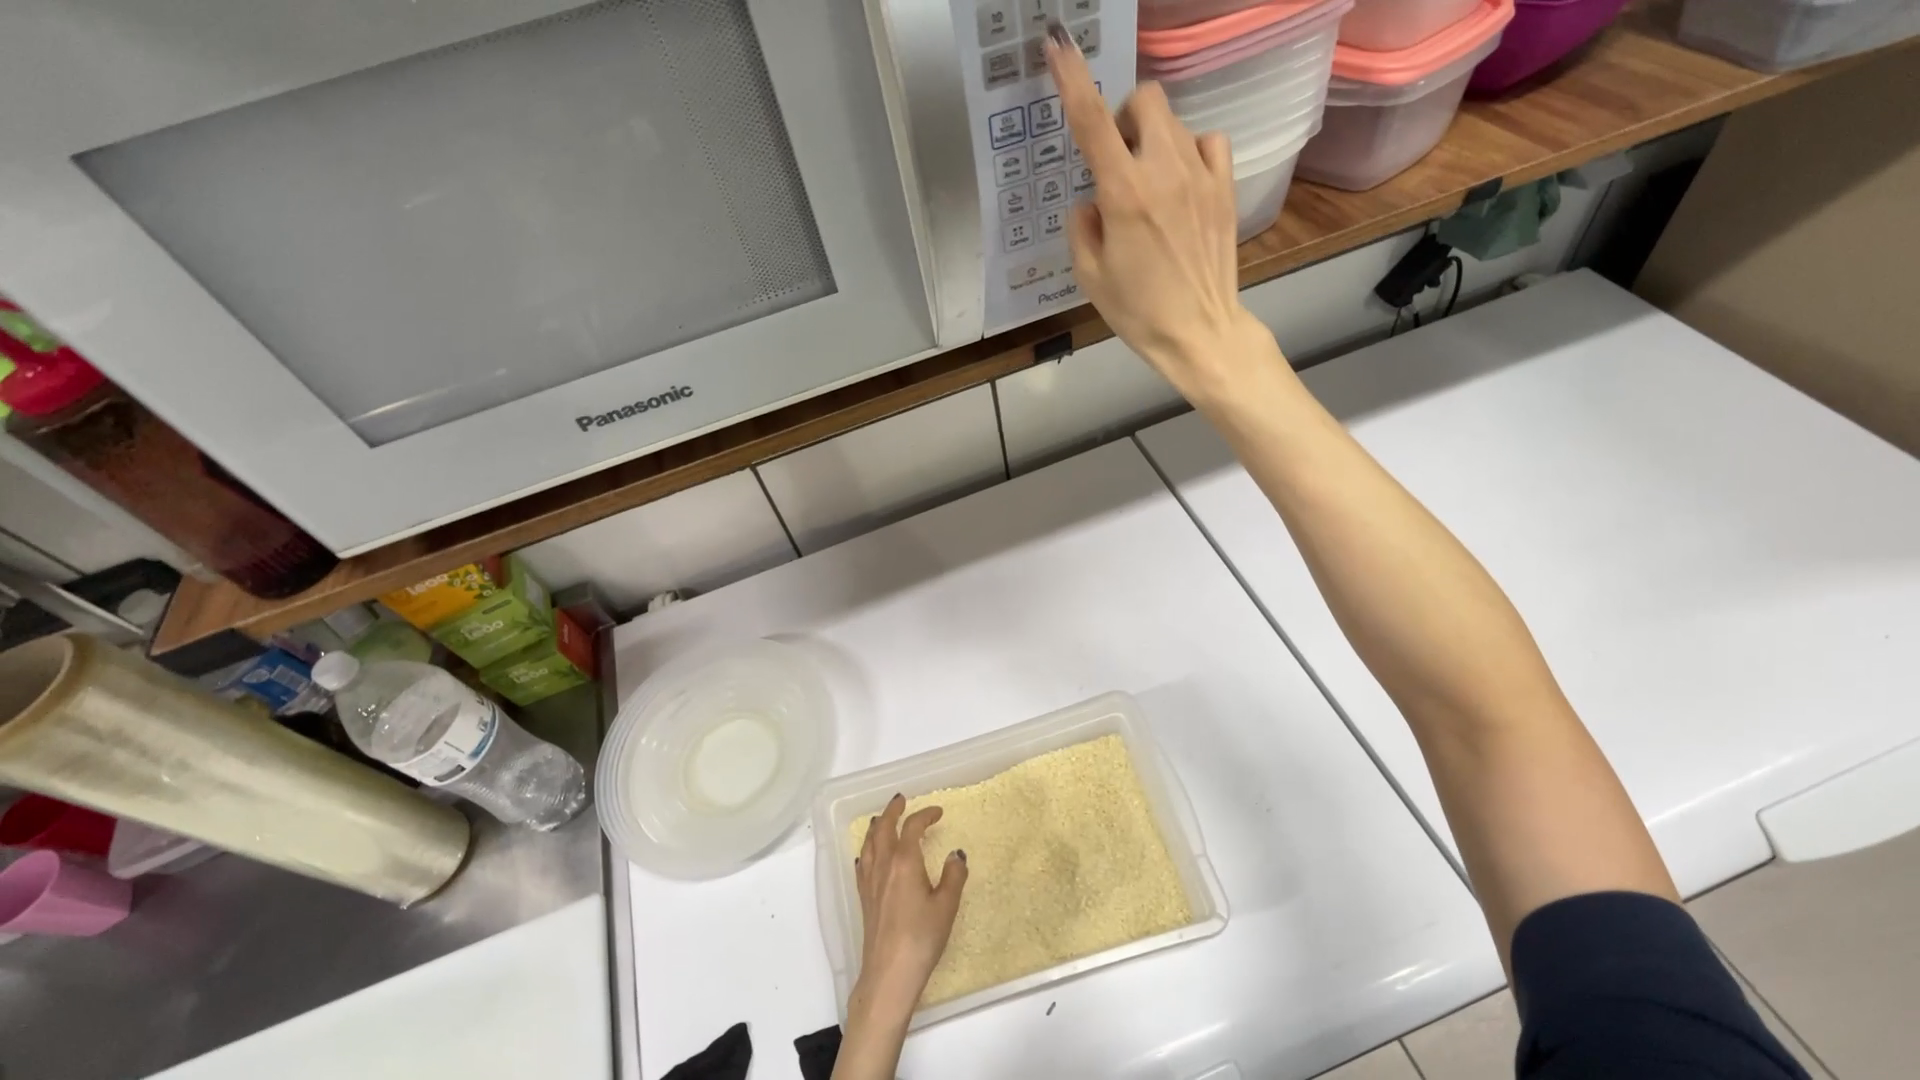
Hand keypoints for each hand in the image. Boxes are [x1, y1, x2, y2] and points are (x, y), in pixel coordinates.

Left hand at [853, 794, 966, 1010]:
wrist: (890, 972)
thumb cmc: (922, 938)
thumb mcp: (947, 906)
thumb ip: (953, 876)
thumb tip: (955, 854)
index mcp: (904, 862)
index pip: (912, 828)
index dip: (925, 815)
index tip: (938, 812)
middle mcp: (883, 866)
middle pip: (883, 829)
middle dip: (892, 811)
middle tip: (901, 800)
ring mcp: (870, 883)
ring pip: (869, 844)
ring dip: (877, 827)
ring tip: (882, 819)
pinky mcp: (865, 899)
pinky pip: (863, 863)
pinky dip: (867, 850)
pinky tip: (868, 855)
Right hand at [1045, 22, 1287, 408]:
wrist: (1199, 332)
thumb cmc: (1138, 311)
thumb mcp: (1089, 274)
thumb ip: (1082, 224)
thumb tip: (1091, 199)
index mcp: (1124, 194)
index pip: (1092, 120)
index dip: (1072, 78)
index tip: (1057, 46)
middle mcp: (1165, 172)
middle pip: (1145, 100)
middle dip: (1125, 118)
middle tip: (1117, 157)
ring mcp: (1201, 176)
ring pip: (1174, 122)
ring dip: (1153, 138)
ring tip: (1149, 181)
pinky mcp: (1226, 188)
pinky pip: (1209, 142)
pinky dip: (1191, 150)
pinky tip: (1183, 181)